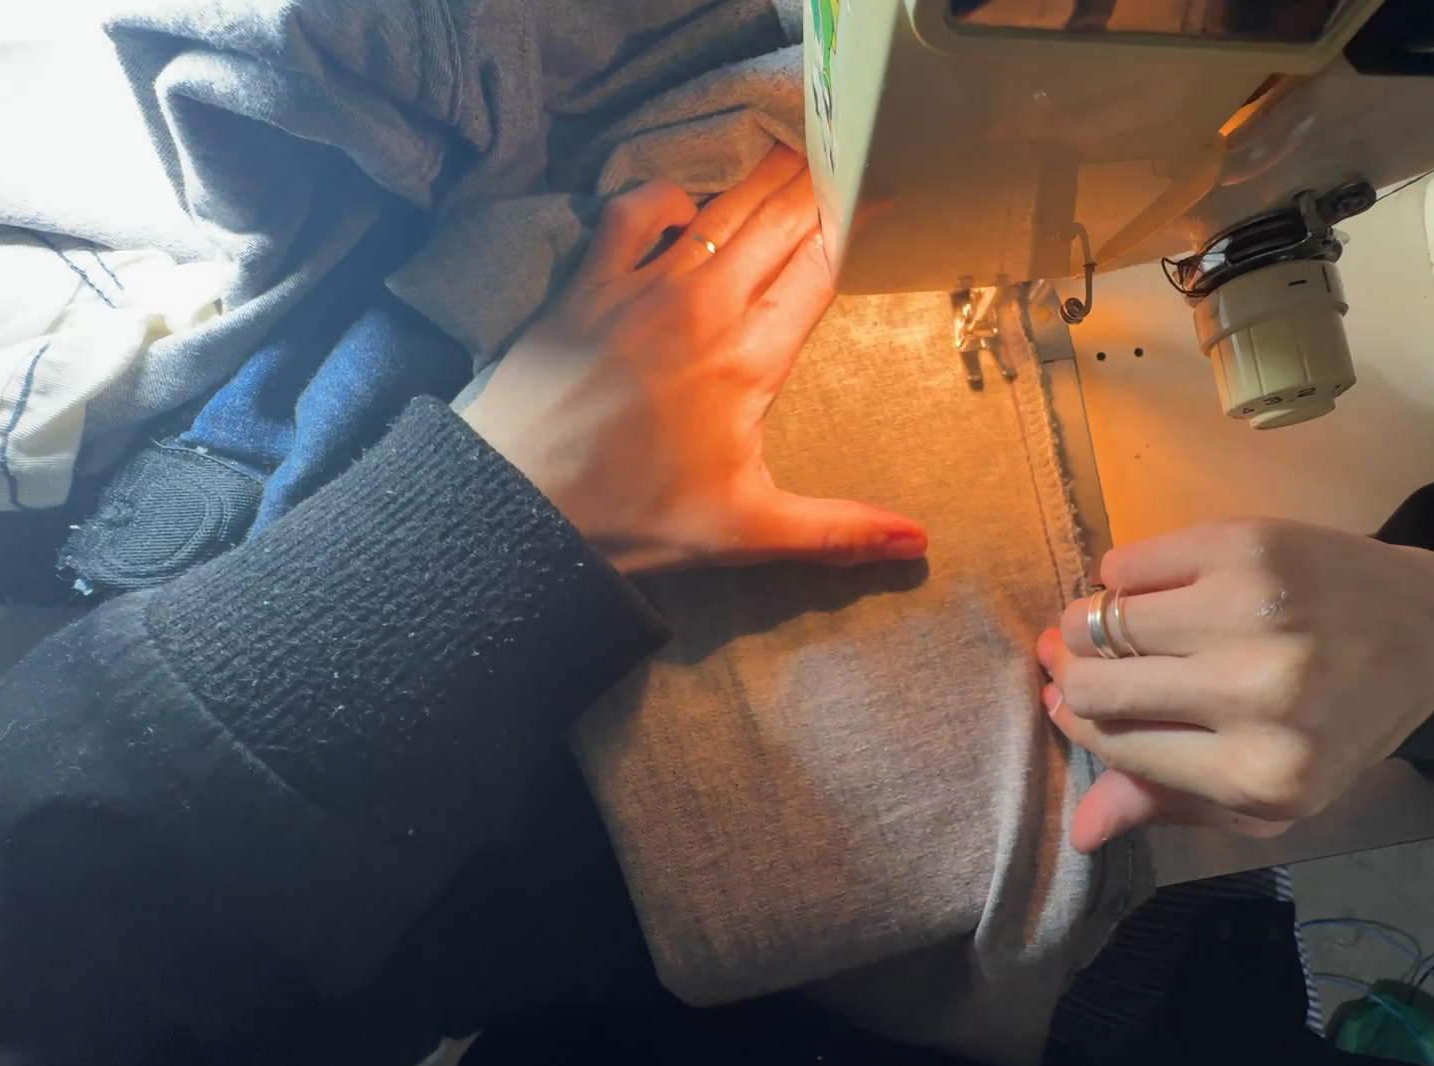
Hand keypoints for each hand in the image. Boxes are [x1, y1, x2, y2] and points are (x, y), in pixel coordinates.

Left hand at [463, 145, 927, 573]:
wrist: (517, 504)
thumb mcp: (749, 530)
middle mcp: (702, 308)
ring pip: (718, 213)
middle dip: (816, 187)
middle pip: (775, 226)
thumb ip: (838, 530)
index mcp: (749, 361)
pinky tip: (685, 206)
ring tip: (792, 155)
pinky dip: (664, 198)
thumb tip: (917, 543)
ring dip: (760, 182)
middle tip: (844, 155)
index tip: (877, 191)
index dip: (852, 224)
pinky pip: (629, 213)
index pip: (817, 269)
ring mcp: (640, 288)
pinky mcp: (588, 286)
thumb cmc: (636, 516)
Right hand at [1037, 518, 1433, 852]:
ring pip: (1100, 616)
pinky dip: (1121, 576)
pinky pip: (1125, 562)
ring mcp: (1248, 612)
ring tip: (1114, 621)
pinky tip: (1150, 586)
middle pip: (1092, 681)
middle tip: (1077, 654)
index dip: (1073, 713)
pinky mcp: (1244, 545)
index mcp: (1256, 775)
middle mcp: (1252, 695)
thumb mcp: (1264, 791)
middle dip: (1070, 666)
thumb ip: (1167, 803)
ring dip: (1089, 619)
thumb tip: (1078, 831)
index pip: (1108, 738)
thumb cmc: (1340, 722)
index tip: (1067, 694)